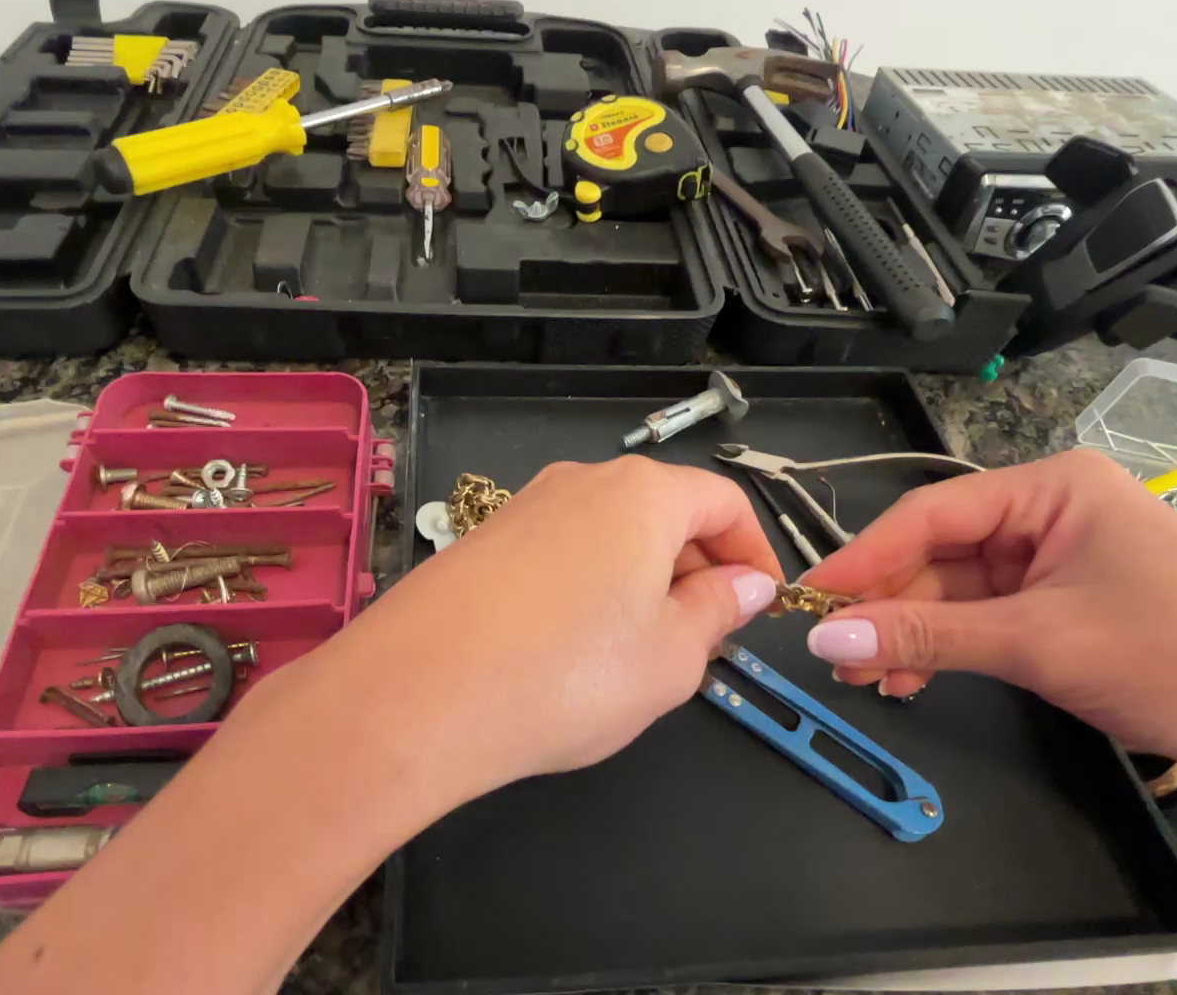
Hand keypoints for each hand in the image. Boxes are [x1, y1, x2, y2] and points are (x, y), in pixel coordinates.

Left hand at [297, 456, 782, 795]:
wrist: (417, 694)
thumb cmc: (567, 674)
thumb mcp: (671, 657)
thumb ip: (717, 610)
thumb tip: (742, 583)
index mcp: (641, 494)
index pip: (723, 501)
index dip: (754, 553)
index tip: (759, 606)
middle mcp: (581, 482)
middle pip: (664, 512)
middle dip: (696, 570)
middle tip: (702, 639)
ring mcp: (524, 506)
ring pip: (610, 534)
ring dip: (640, 582)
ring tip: (635, 651)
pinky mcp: (483, 539)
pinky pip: (561, 552)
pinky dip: (588, 586)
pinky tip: (570, 646)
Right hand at [799, 449, 1176, 784]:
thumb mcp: (1039, 643)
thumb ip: (924, 637)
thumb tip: (826, 636)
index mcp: (1049, 488)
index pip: (928, 516)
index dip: (863, 558)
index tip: (808, 597)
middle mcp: (1047, 513)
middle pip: (936, 555)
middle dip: (886, 608)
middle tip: (834, 654)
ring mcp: (1055, 561)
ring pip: (954, 591)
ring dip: (910, 635)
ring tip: (865, 678)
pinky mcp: (1063, 605)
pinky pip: (982, 618)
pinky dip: (946, 649)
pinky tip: (911, 679)